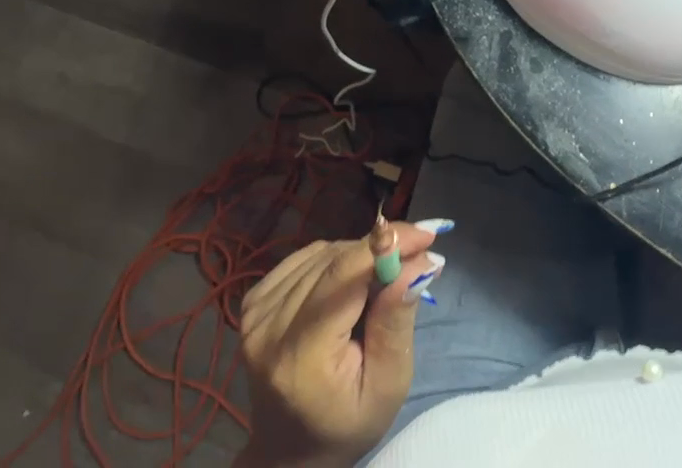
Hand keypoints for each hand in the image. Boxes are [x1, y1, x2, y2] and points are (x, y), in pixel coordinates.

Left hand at [236, 221, 446, 467]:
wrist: (289, 451)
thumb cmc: (346, 424)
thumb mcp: (387, 385)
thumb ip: (396, 323)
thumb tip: (416, 264)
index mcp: (300, 355)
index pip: (343, 277)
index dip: (386, 246)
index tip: (428, 236)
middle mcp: (269, 326)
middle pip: (334, 260)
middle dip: (381, 249)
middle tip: (419, 257)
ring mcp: (256, 312)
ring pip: (321, 252)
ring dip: (360, 255)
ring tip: (383, 280)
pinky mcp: (253, 302)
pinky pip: (304, 258)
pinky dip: (336, 260)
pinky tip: (350, 283)